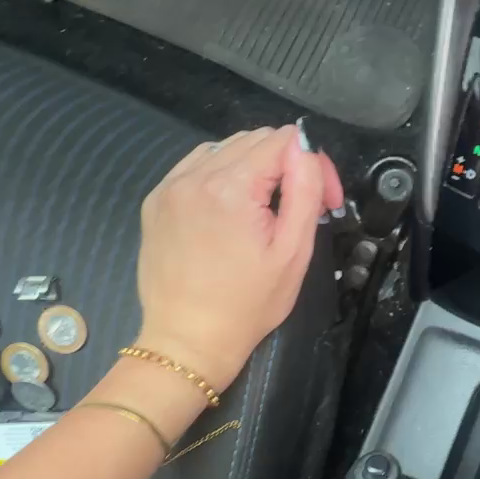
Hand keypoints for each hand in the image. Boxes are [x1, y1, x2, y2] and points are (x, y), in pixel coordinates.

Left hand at [132, 125, 344, 390]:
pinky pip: (198, 164)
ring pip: (227, 147)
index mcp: (232, 187)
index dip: (313, 164)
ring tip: (264, 207)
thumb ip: (304, 189)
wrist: (187, 339)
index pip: (285, 141)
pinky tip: (232, 206)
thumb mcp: (294, 250)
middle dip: (287, 163)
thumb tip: (305, 148)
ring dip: (254, 166)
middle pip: (256, 139)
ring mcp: (169, 186)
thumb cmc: (249, 302)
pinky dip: (223, 173)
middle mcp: (194, 176)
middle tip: (299, 207)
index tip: (323, 203)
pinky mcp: (156, 200)